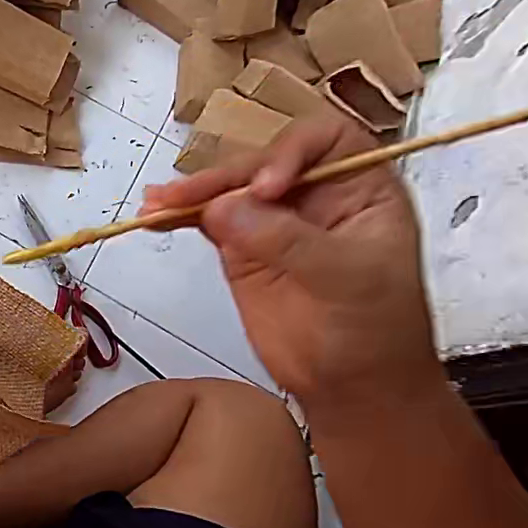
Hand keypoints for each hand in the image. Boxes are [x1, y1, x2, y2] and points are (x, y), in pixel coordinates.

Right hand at [139, 117, 443, 402]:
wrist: (350, 385)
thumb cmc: (373, 332)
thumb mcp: (346, 280)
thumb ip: (286, 240)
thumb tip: (220, 208)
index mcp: (360, 190)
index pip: (324, 142)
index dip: (289, 153)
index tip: (263, 189)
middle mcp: (314, 196)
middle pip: (258, 165)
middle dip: (219, 178)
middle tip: (178, 197)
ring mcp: (272, 221)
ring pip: (225, 190)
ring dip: (188, 195)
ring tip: (153, 205)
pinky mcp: (239, 246)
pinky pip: (204, 219)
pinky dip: (178, 217)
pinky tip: (154, 217)